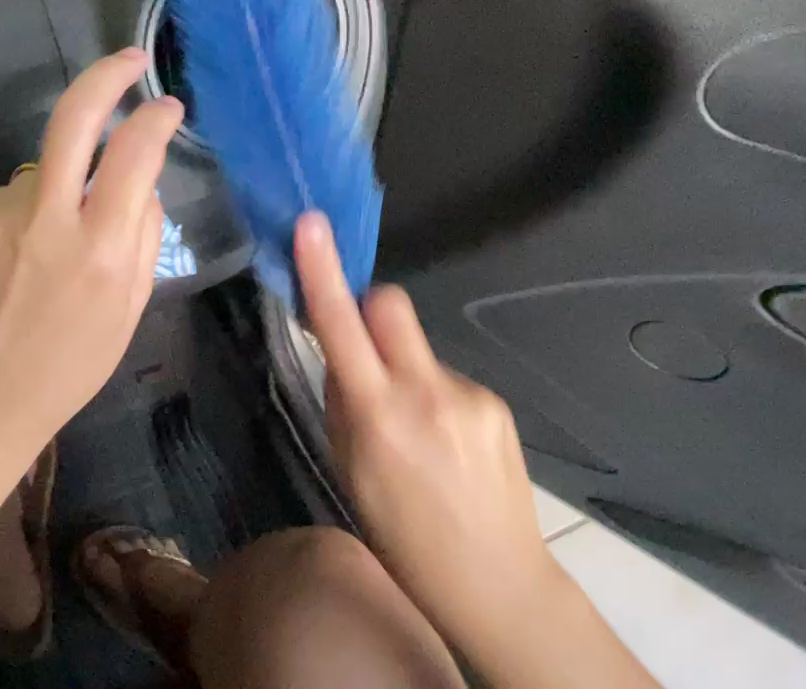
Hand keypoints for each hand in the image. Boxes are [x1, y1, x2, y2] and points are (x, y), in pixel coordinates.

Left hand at [0, 48, 183, 459]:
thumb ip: (144, 237)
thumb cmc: (70, 362)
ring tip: (48, 249)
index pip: (135, 154)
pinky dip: (21, 215)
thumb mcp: (130, 310)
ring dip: (57, 186)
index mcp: (100, 250)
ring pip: (41, 169)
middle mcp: (47, 222)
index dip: (156, 119)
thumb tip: (143, 181)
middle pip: (74, 118)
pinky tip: (15, 261)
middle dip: (106, 76)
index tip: (165, 107)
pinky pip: (8, 197)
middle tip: (128, 61)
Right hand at [294, 212, 561, 644]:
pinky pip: (444, 376)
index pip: (340, 326)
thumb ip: (342, 401)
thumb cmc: (399, 536)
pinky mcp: (495, 402)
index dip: (321, 271)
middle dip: (366, 308)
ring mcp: (468, 394)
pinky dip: (431, 394)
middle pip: (390, 304)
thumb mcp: (348, 468)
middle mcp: (425, 393)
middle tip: (361, 345)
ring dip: (400, 367)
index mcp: (378, 416)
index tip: (311, 224)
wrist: (495, 581)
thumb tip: (341, 353)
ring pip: (415, 346)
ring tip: (413, 430)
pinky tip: (443, 443)